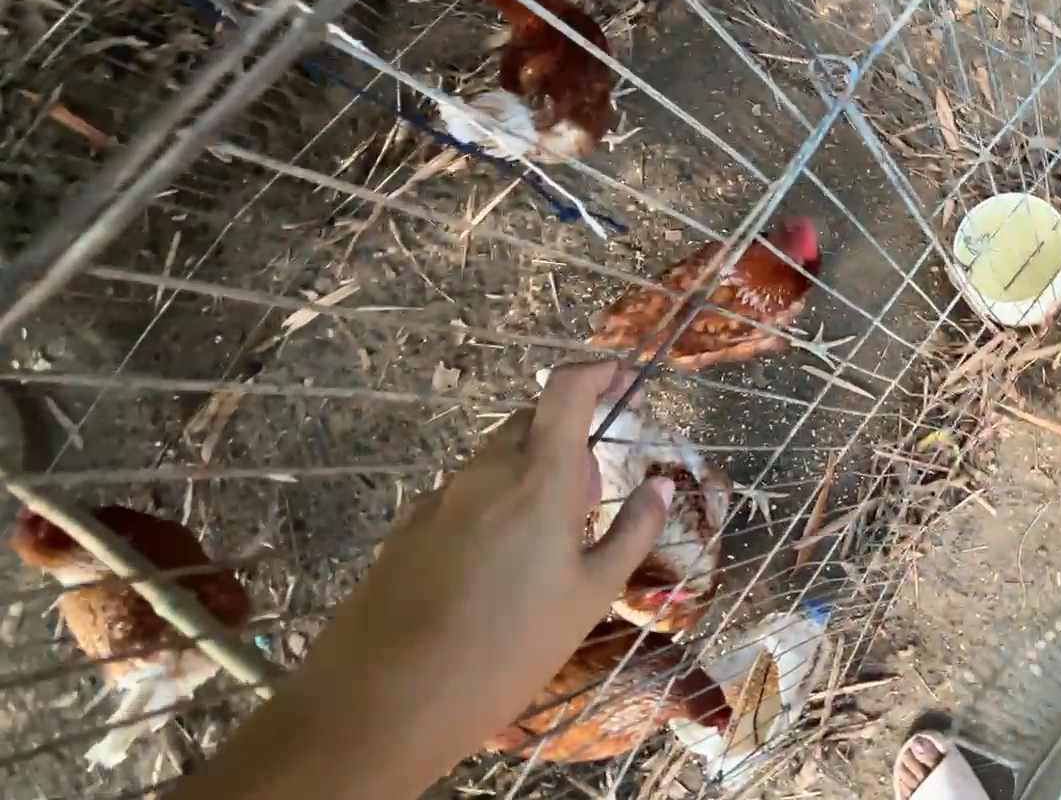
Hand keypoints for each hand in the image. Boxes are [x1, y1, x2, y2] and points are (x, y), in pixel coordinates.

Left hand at [178, 361, 671, 798]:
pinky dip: (494, 505)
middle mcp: (486, 472)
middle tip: (591, 498)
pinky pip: (465, 495)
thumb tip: (662, 485)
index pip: (566, 389)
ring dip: (532, 475)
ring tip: (545, 546)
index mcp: (539, 476)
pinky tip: (495, 570)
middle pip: (533, 421)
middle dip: (570, 438)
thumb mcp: (592, 595)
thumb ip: (634, 530)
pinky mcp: (407, 531)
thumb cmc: (506, 648)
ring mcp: (439, 499)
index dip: (598, 371)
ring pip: (498, 460)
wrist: (375, 712)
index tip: (623, 378)